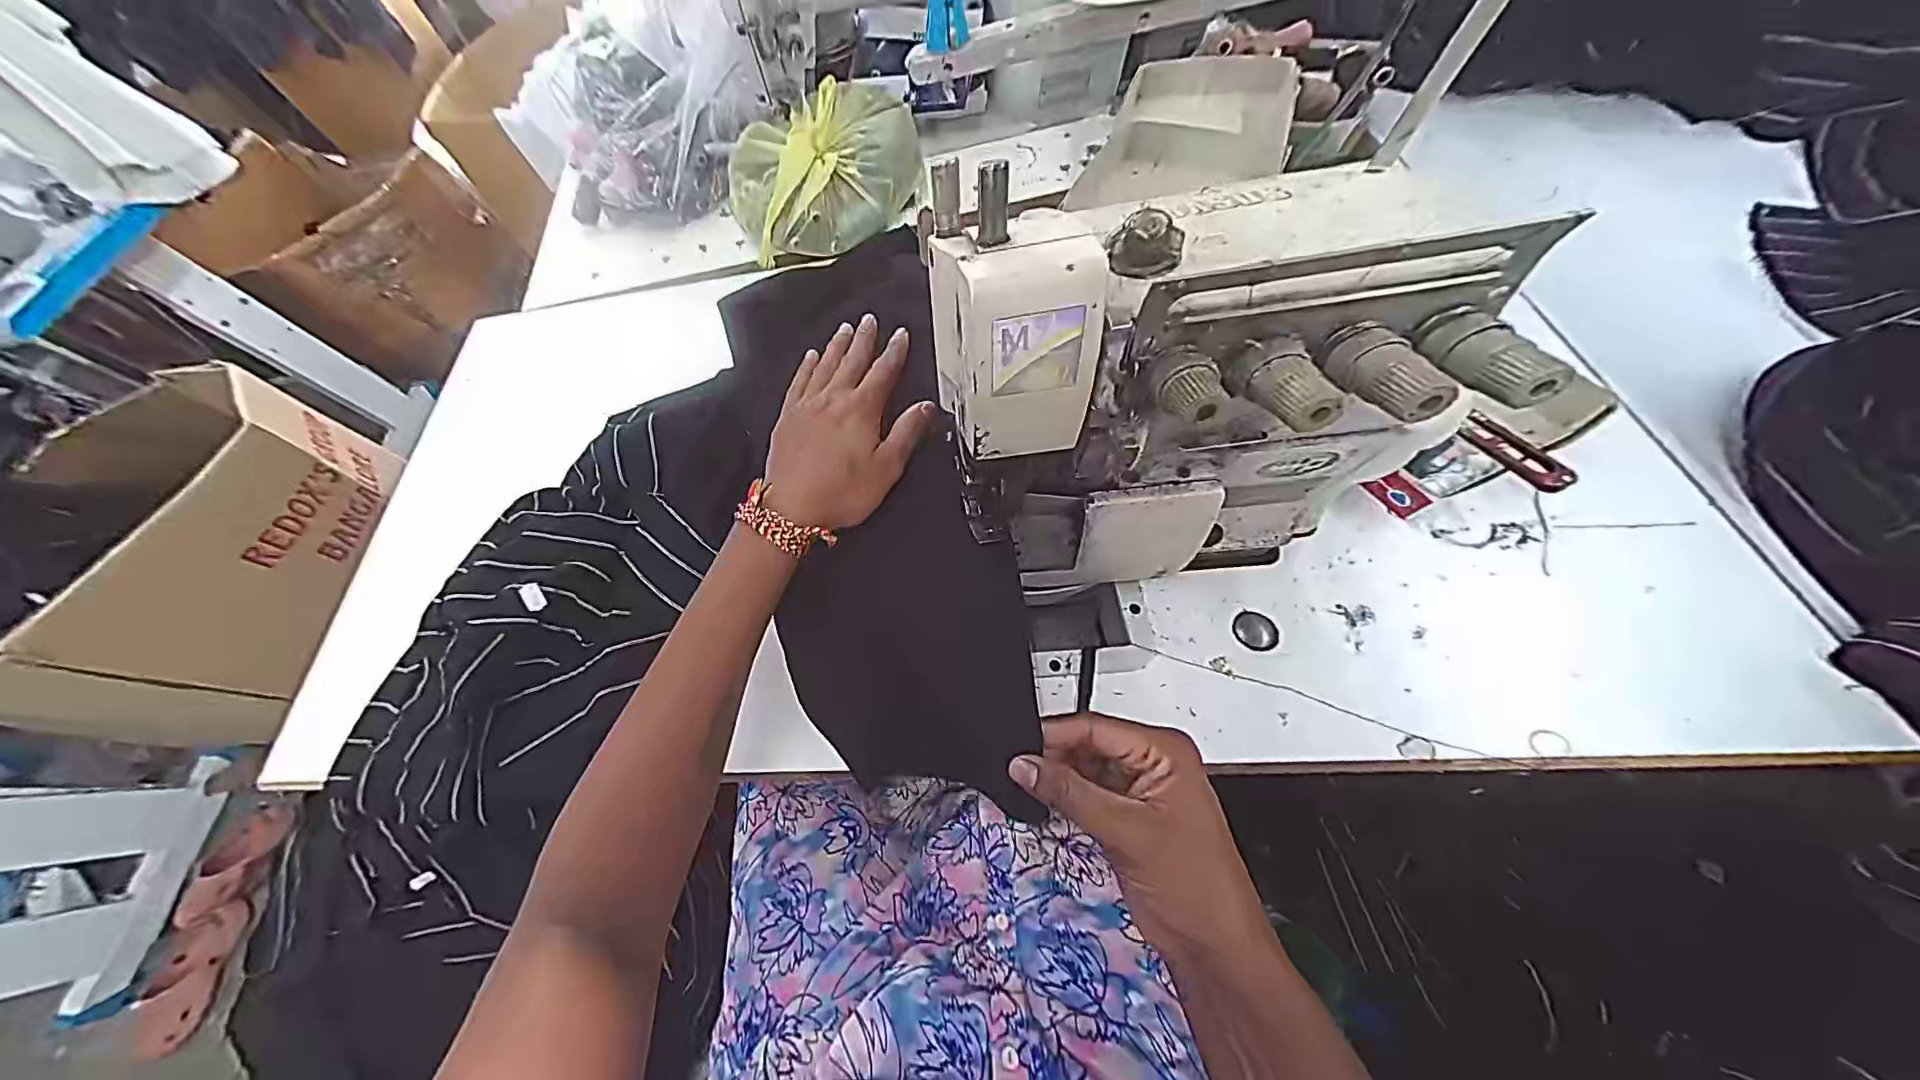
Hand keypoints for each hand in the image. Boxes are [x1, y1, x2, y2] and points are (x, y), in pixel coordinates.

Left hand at [763, 314, 935, 529]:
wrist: (792, 508)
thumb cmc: (839, 493)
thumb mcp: (886, 468)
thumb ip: (906, 433)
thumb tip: (924, 408)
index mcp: (861, 411)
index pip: (883, 372)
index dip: (894, 352)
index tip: (901, 336)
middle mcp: (833, 400)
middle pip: (853, 360)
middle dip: (865, 339)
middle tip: (870, 321)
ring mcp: (807, 406)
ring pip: (825, 365)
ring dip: (837, 345)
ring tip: (845, 330)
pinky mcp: (787, 417)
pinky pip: (799, 381)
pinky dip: (807, 365)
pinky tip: (810, 357)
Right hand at [1008, 713, 1265, 958]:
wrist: (1213, 946)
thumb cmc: (1199, 888)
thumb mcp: (1125, 831)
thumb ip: (1069, 793)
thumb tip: (1027, 765)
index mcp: (1165, 750)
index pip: (1096, 728)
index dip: (1054, 736)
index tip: (1019, 750)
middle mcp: (1154, 763)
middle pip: (1088, 745)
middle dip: (1053, 758)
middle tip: (1020, 773)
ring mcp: (1139, 789)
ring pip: (1084, 769)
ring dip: (1057, 781)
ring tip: (1029, 790)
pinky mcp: (1127, 815)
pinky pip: (1087, 794)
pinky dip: (1066, 800)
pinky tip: (1046, 807)